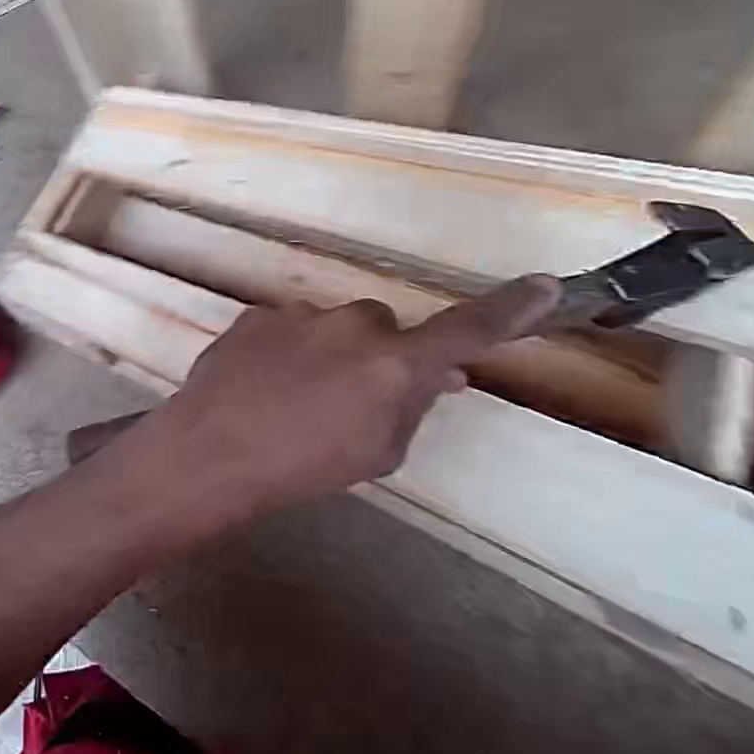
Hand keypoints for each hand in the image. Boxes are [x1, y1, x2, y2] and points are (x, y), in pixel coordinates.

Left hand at [114, 275, 563, 517]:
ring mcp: (299, 314)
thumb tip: (438, 373)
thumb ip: (411, 407)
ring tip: (291, 399)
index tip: (544, 286)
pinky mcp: (257, 314)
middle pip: (384, 329)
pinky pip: (289, 329)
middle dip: (378, 357)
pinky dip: (286, 351)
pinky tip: (262, 384)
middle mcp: (351, 325)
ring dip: (327, 354)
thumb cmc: (302, 468)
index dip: (509, 310)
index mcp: (392, 365)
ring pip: (332, 328)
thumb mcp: (378, 453)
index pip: (465, 330)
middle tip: (349, 399)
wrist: (209, 451)